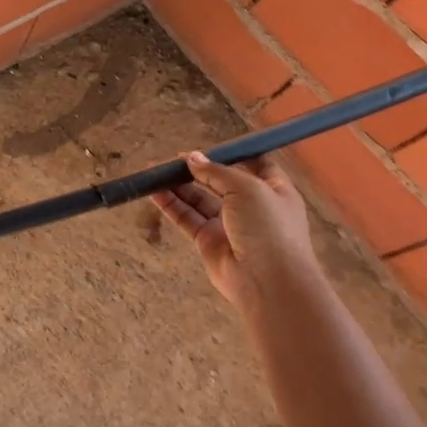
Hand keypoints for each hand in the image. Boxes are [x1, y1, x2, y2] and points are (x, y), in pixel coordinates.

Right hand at [151, 152, 321, 312]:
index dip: (236, 154)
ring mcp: (228, 224)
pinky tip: (153, 190)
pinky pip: (186, 216)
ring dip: (178, 184)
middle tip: (173, 160)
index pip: (257, 165)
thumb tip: (192, 158)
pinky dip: (169, 203)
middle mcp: (252, 206)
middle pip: (220, 181)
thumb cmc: (268, 227)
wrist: (268, 281)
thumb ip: (217, 172)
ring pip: (198, 198)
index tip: (212, 146)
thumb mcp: (248, 189)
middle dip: (198, 169)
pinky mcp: (208, 240)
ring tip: (154, 170)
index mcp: (274, 191)